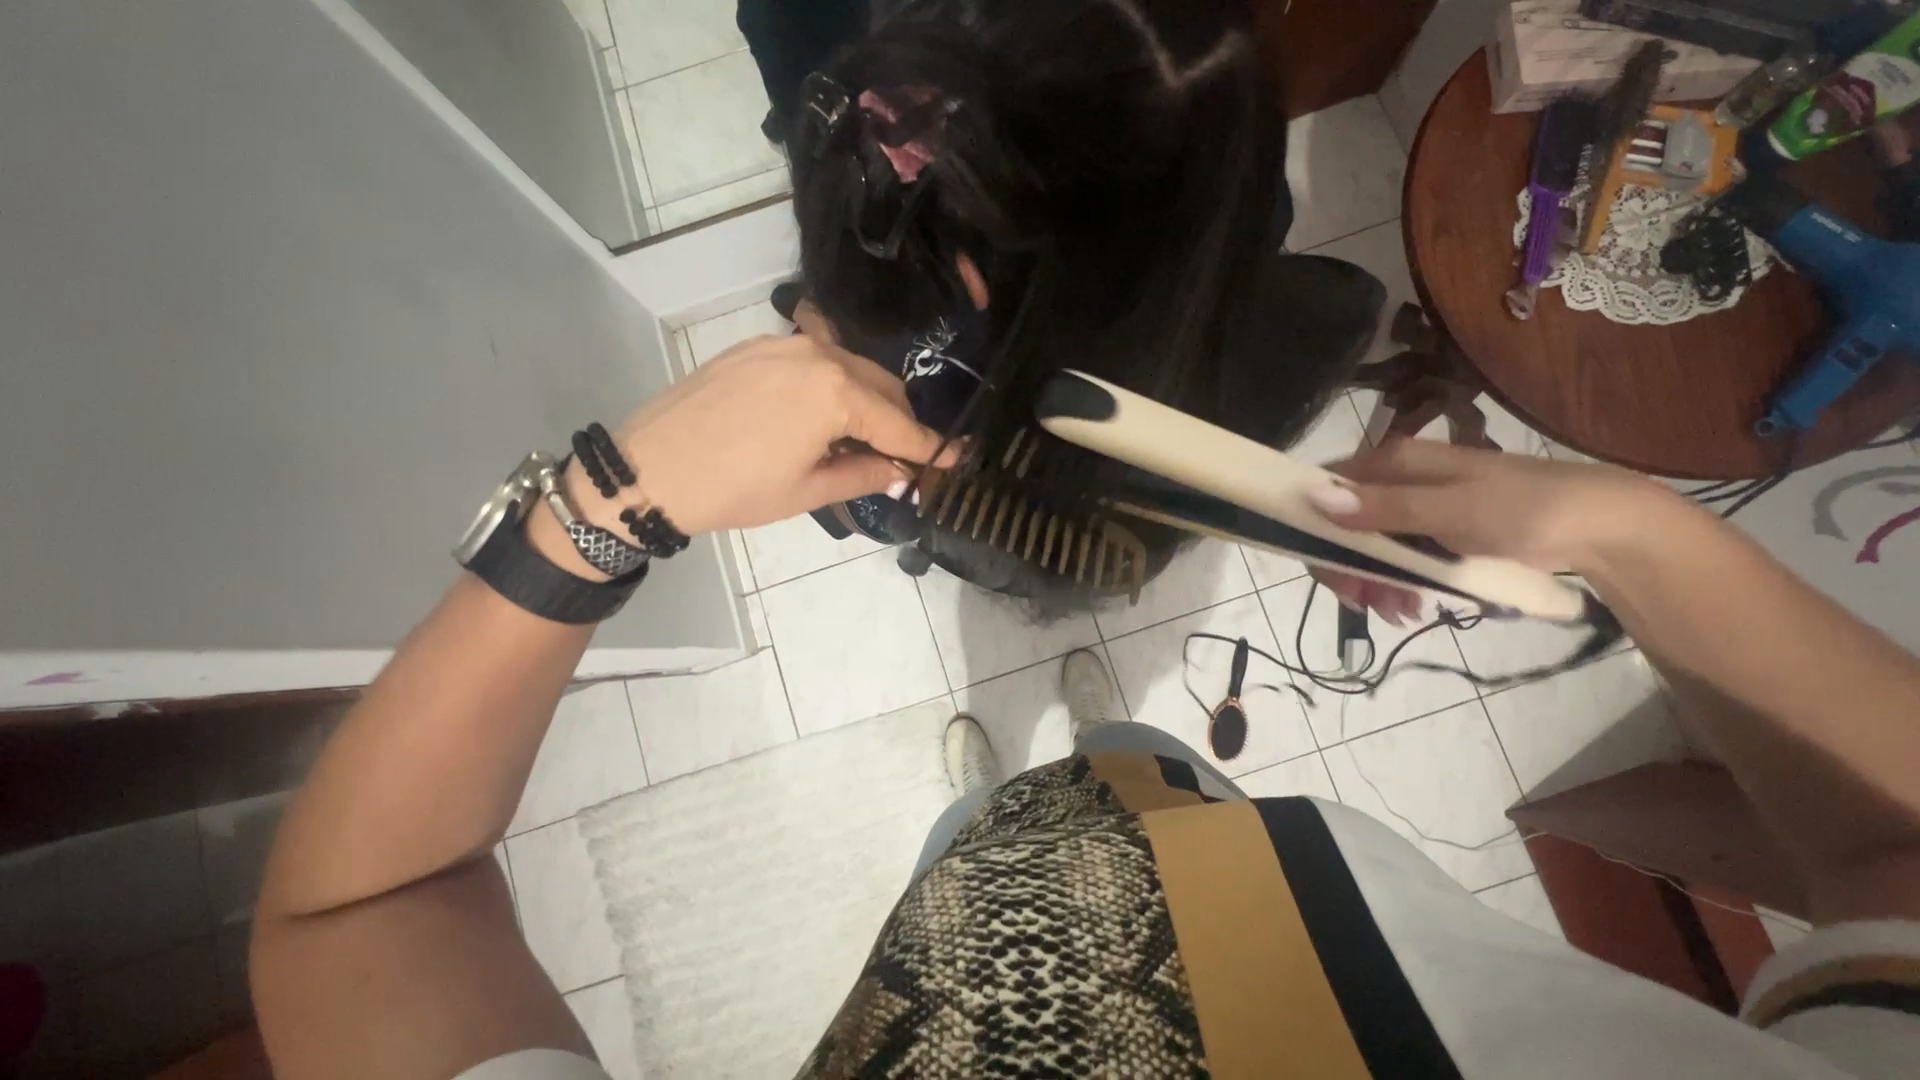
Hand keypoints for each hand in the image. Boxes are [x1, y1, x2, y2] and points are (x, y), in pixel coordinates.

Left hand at [568, 334, 951, 537]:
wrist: (650, 468)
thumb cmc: (734, 489)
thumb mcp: (807, 491)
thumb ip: (864, 474)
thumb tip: (902, 473)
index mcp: (836, 393)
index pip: (899, 423)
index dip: (931, 447)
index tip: (958, 458)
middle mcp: (819, 354)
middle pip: (881, 386)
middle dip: (899, 422)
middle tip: (902, 459)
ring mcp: (784, 342)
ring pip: (849, 369)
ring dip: (865, 401)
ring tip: (857, 441)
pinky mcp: (757, 345)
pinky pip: (814, 360)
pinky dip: (831, 386)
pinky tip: (819, 417)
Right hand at [1306, 438, 1666, 621]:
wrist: (1601, 525)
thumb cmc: (1523, 510)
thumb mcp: (1449, 510)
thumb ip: (1384, 507)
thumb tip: (1318, 500)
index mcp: (1392, 463)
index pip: (1321, 491)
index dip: (1311, 531)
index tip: (1329, 573)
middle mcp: (1395, 480)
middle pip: (1340, 526)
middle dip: (1346, 568)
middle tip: (1366, 604)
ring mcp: (1416, 506)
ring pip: (1367, 547)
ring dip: (1373, 582)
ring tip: (1400, 612)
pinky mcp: (1436, 531)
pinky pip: (1397, 558)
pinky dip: (1397, 583)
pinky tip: (1414, 605)